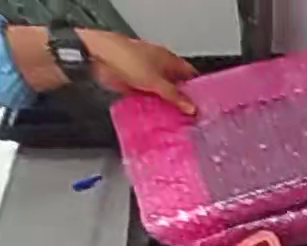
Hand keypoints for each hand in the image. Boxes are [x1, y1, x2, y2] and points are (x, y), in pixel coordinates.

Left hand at [78, 29, 197, 114]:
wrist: (100, 59)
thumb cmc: (127, 59)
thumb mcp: (157, 80)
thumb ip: (175, 96)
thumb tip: (192, 108)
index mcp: (168, 60)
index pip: (189, 74)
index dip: (198, 89)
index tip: (205, 105)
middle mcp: (160, 69)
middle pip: (178, 88)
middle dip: (185, 103)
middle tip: (194, 121)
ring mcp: (149, 79)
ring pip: (165, 97)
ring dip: (170, 109)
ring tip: (181, 126)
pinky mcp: (138, 88)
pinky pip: (152, 102)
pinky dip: (157, 111)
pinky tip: (163, 122)